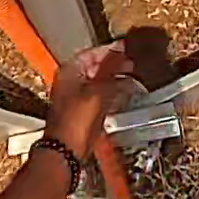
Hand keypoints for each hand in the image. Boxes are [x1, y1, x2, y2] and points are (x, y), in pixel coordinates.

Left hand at [47, 42, 134, 157]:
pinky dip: (111, 92)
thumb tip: (122, 55)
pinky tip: (123, 92)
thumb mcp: (99, 91)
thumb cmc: (78, 119)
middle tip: (131, 62)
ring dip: (114, 78)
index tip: (126, 47)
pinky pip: (99, 95)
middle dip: (114, 64)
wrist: (66, 151)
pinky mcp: (82, 111)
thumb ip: (111, 71)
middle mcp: (70, 81)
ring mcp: (75, 96)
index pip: (92, 52)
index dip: (111, 49)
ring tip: (131, 75)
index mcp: (70, 71)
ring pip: (98, 81)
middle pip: (95, 66)